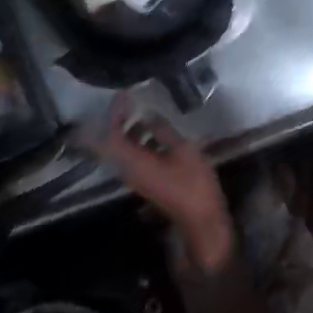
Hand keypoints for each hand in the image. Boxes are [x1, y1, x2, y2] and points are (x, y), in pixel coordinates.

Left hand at [89, 94, 233, 271]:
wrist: (201, 217)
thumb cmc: (193, 183)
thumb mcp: (183, 150)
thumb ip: (163, 131)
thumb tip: (149, 115)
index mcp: (134, 163)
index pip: (112, 135)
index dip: (115, 114)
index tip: (124, 96)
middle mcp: (128, 170)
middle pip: (115, 143)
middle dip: (121, 120)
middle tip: (134, 102)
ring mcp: (137, 178)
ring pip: (126, 150)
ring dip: (133, 131)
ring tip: (149, 114)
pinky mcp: (147, 181)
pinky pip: (136, 157)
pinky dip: (143, 142)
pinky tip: (161, 134)